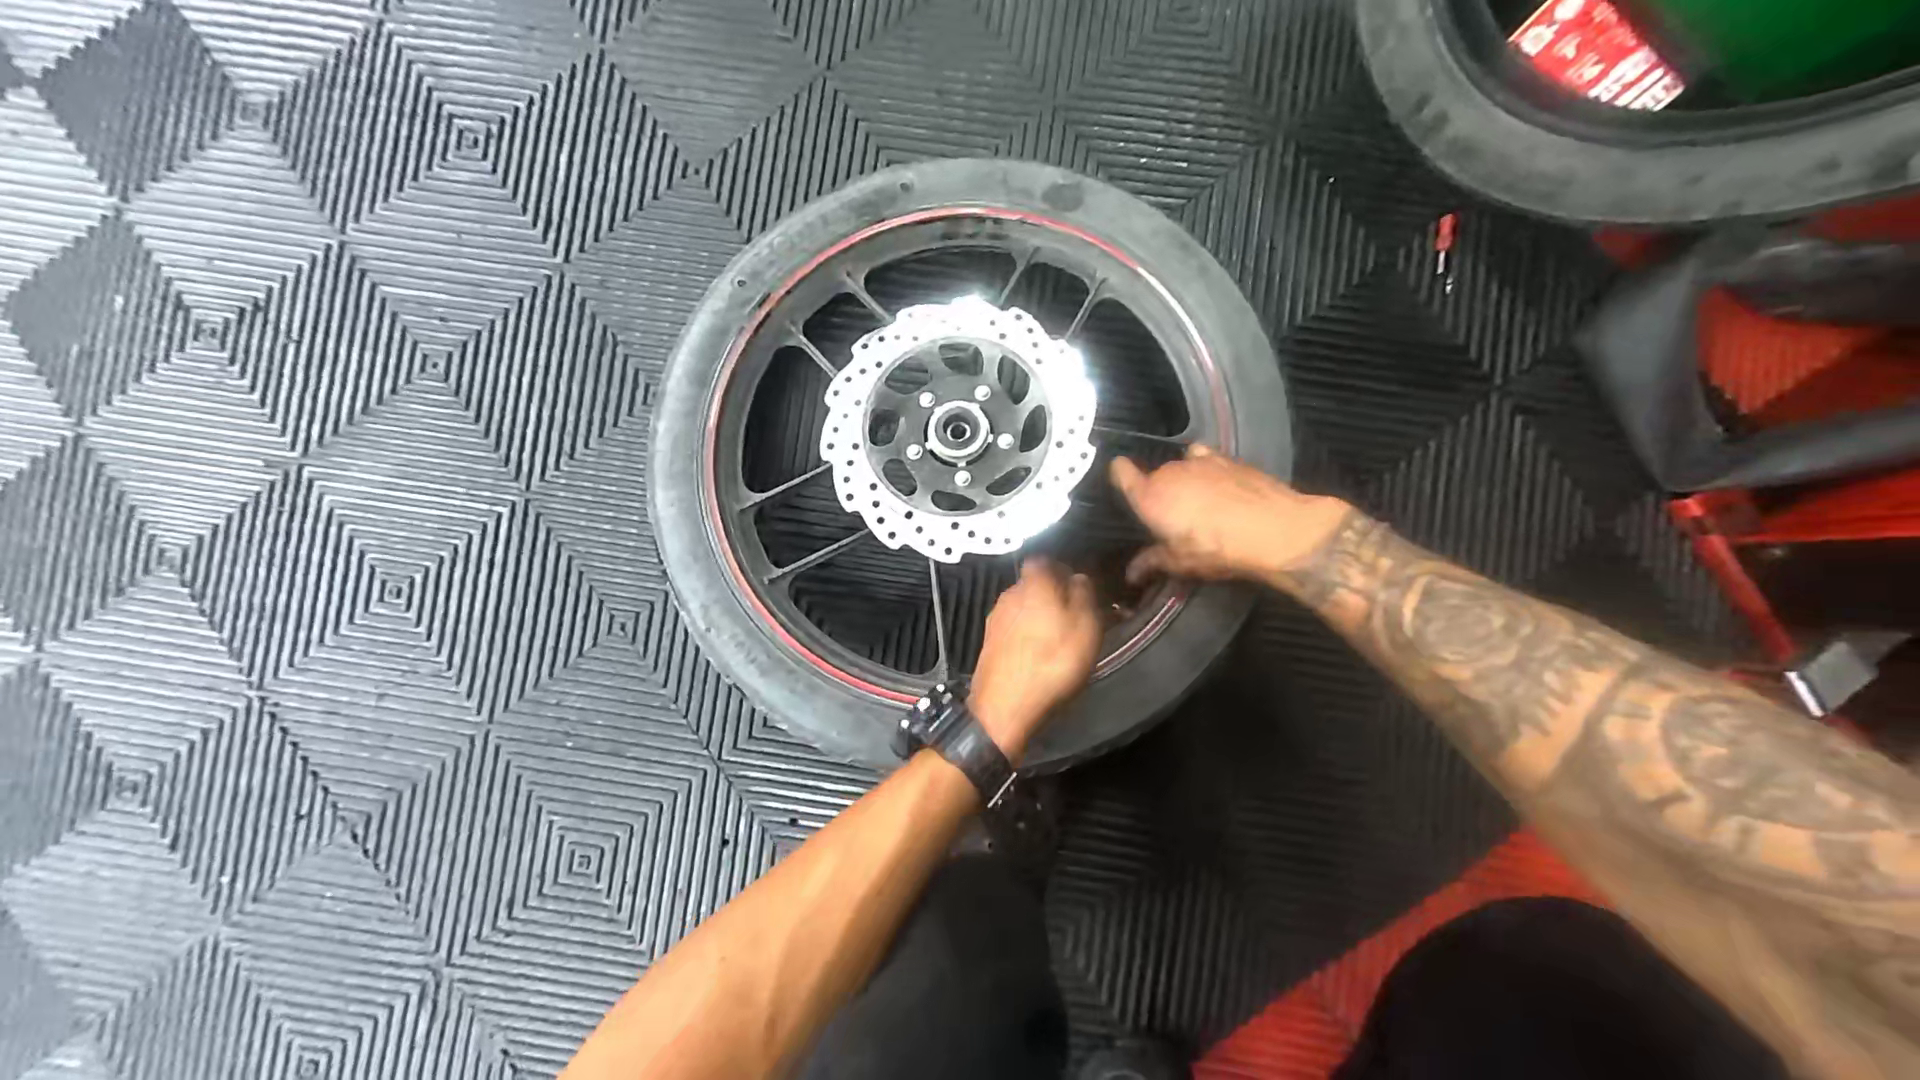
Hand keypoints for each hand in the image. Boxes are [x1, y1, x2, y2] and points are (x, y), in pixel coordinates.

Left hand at [969, 558, 1101, 758]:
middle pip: (1034, 584)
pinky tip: (1039, 655)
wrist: (1003, 710)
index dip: (1062, 569)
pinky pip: (1014, 628)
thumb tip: (1079, 577)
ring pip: (1023, 607)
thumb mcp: (1086, 628)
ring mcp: (995, 619)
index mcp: (1033, 584)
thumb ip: (1084, 595)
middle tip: (1075, 614)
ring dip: (1040, 616)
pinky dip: (1027, 635)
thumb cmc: (1052, 665)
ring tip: (1060, 639)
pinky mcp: (989, 643)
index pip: (1045, 560)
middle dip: (1053, 594)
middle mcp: (1009, 595)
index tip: (1079, 586)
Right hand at [1109, 444, 1350, 586]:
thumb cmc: (1216, 549)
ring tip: (1198, 504)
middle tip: (1170, 517)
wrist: (1274, 528)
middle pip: (1154, 475)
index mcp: (1149, 496)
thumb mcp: (1180, 563)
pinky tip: (1217, 483)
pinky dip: (1206, 468)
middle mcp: (1169, 472)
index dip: (1119, 474)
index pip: (1121, 472)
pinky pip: (1205, 459)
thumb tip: (1131, 574)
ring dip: (1183, 481)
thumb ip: (1152, 562)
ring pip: (1180, 467)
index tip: (1122, 482)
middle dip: (1158, 491)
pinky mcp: (1227, 458)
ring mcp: (1199, 461)